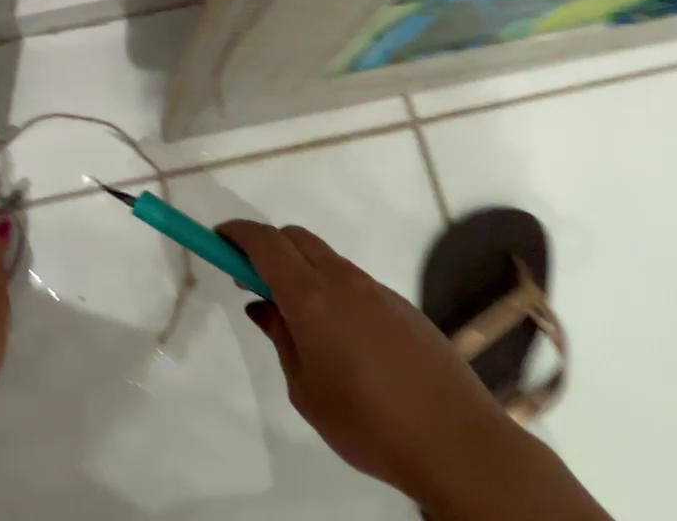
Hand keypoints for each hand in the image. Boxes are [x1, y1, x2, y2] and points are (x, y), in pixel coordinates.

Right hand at [215, 220, 523, 502]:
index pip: (265, 243)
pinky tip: (338, 335)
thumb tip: (264, 306)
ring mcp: (378, 291)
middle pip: (296, 238)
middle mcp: (344, 281)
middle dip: (267, 246)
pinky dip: (330, 287)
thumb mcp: (305, 391)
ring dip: (300, 267)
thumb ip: (282, 339)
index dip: (237, 234)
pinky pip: (354, 281)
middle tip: (250, 280)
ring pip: (326, 258)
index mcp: (312, 298)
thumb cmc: (368, 423)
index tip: (218, 240)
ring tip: (294, 315)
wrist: (458, 442)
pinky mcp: (403, 307)